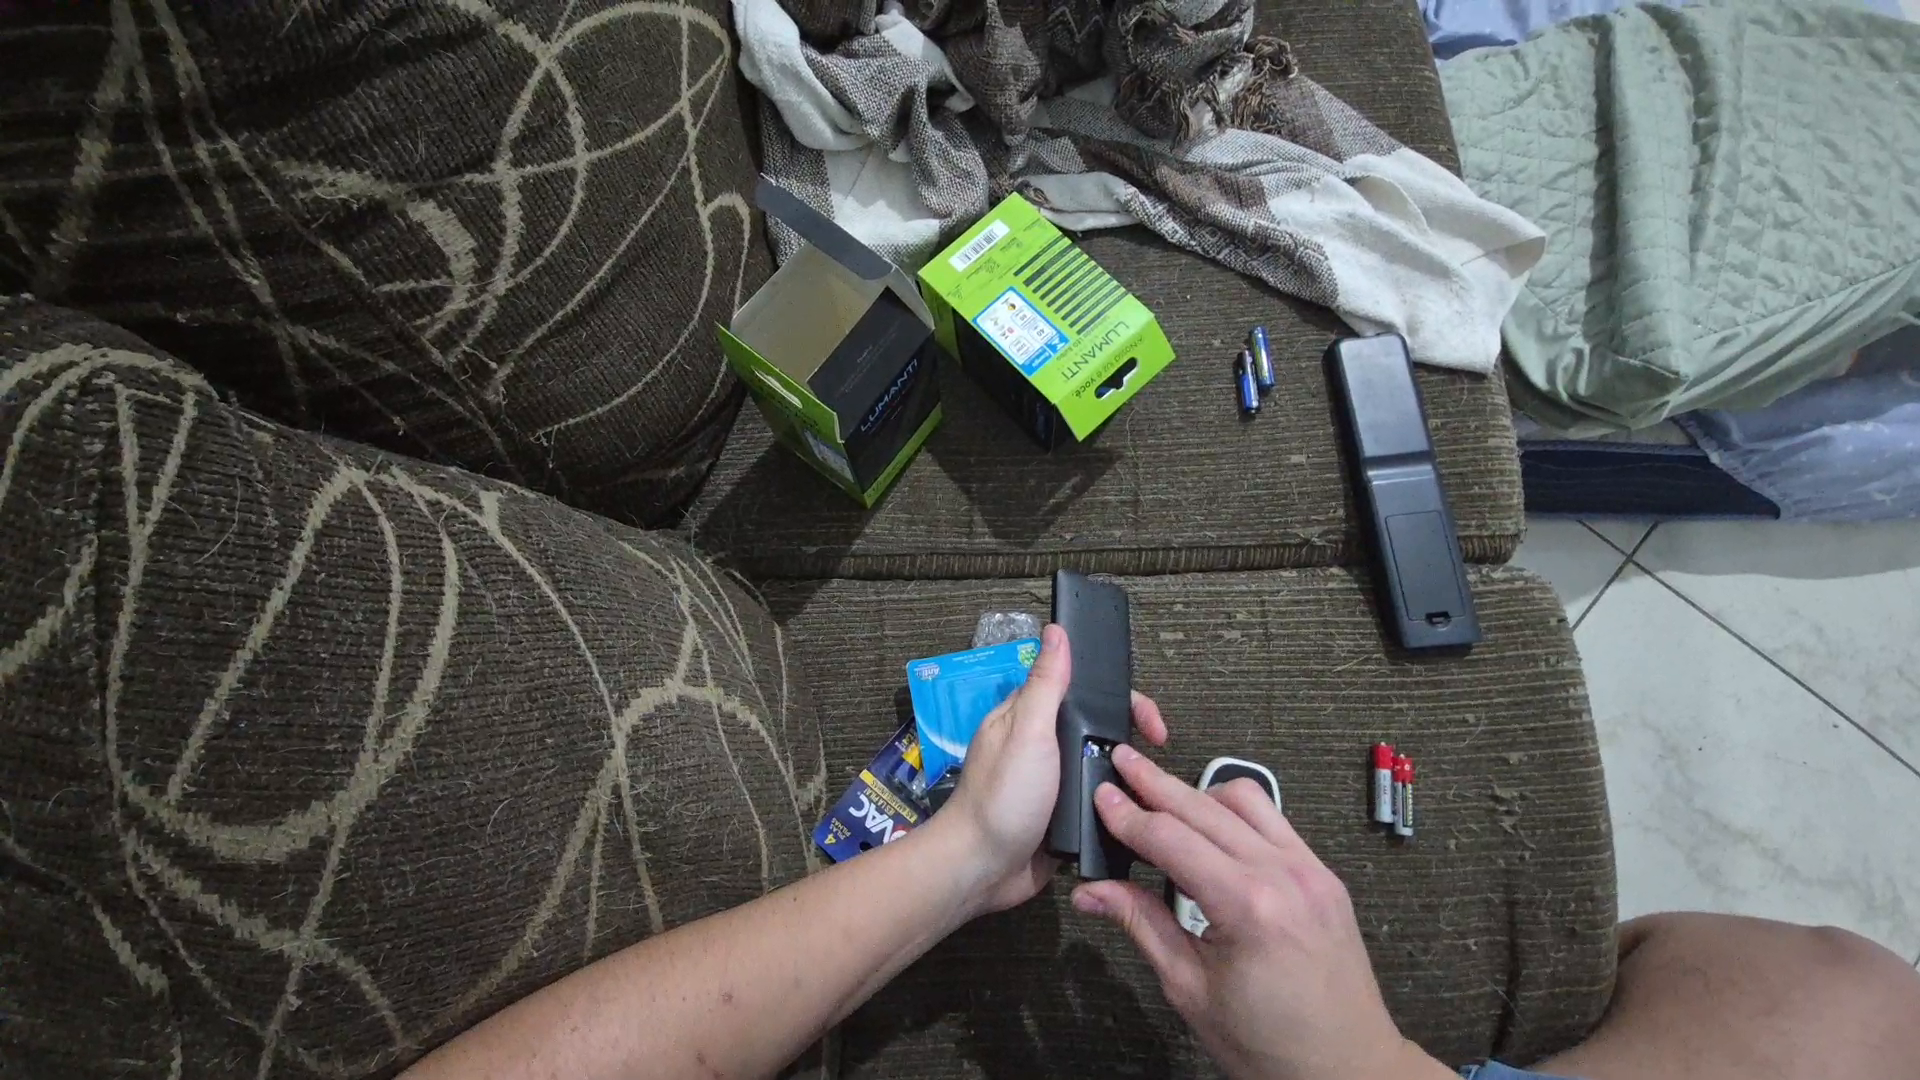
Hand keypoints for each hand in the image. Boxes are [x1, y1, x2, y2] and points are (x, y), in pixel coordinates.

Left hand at [937, 623, 1168, 916]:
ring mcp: (1053, 779)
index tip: (1149, 718)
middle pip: (1098, 726)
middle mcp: (1043, 742)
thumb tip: (1057, 630)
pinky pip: (1097, 798)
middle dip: (1131, 734)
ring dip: (1127, 770)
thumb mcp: (1027, 731)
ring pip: (1101, 763)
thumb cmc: (1003, 794)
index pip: (1082, 689)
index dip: (1118, 696)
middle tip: (1160, 751)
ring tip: (1158, 785)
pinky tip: (1140, 808)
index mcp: (1030, 714)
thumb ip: (1046, 684)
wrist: (984, 869)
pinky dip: (1116, 799)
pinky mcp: (1062, 814)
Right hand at [1070, 746, 1452, 1079]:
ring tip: (1163, 797)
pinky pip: (1272, 818)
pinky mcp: (1323, 871)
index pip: (1170, 838)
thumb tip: (1088, 891)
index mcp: (1246, 906)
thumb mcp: (1189, 988)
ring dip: (1197, 790)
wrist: (1352, 1072)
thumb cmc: (1265, 1045)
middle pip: (1201, 806)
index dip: (1127, 815)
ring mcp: (1309, 867)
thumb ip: (1141, 923)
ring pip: (1242, 797)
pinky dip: (1233, 809)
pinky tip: (1210, 822)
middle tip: (1120, 760)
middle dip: (1154, 781)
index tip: (1099, 793)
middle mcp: (1282, 872)